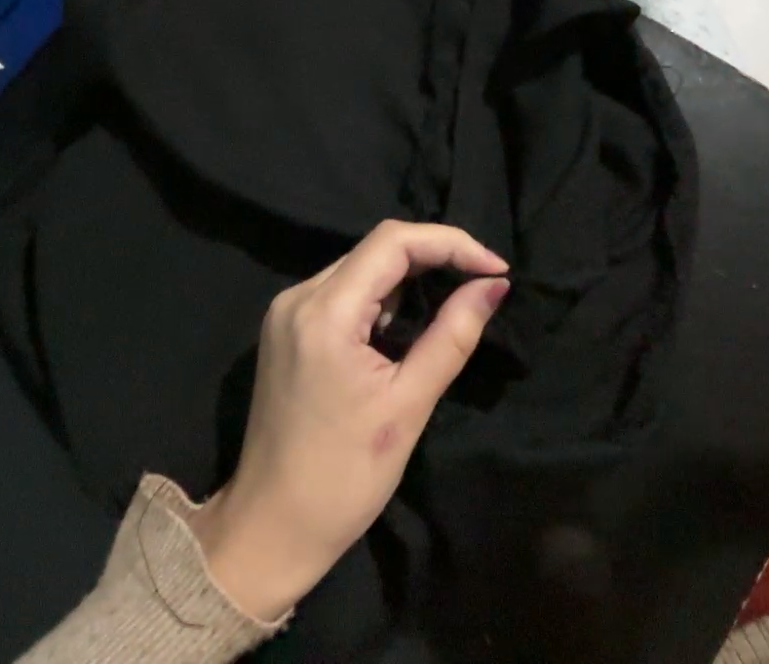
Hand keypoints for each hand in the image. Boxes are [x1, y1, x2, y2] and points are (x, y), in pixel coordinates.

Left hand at [187, 221, 510, 620]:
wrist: (272, 526)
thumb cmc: (344, 476)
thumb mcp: (409, 404)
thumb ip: (453, 335)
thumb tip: (493, 285)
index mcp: (324, 311)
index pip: (393, 242)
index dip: (451, 243)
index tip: (496, 269)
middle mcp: (298, 297)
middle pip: (375, 249)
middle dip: (434, 257)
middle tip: (483, 283)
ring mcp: (287, 312)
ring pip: (359, 268)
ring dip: (409, 278)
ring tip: (454, 301)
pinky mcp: (287, 330)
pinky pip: (343, 293)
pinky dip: (381, 299)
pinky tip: (407, 324)